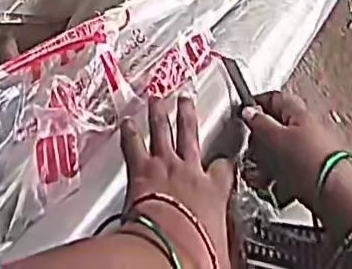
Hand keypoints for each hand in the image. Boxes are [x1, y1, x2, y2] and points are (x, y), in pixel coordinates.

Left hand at [122, 96, 234, 268]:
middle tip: (186, 100)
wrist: (168, 250)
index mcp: (213, 192)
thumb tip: (226, 257)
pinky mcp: (140, 167)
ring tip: (156, 99)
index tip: (226, 157)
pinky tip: (125, 122)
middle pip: (189, 135)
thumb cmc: (196, 256)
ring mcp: (163, 165)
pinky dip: (128, 131)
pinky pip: (133, 143)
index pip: (225, 170)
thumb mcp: (221, 252)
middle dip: (187, 115)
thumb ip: (223, 242)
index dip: (226, 162)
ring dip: (158, 112)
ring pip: (161, 129)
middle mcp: (188, 171)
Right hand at [241, 90, 348, 208]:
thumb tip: (248, 111)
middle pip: (275, 128)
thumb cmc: (310, 163)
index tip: (243, 113)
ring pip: (281, 153)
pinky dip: (280, 181)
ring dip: (266, 165)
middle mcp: (308, 130)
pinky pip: (291, 173)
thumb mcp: (274, 137)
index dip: (256, 103)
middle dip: (259, 141)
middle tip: (249, 151)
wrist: (340, 203)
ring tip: (259, 177)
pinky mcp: (317, 178)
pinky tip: (275, 189)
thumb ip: (258, 121)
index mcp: (299, 113)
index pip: (273, 98)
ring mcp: (313, 155)